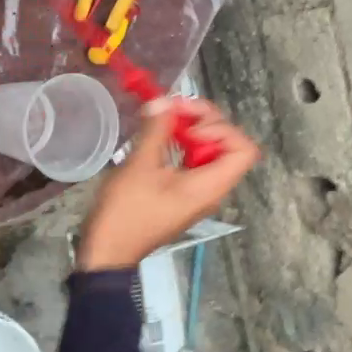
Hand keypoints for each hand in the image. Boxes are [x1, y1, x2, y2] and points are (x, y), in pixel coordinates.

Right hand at [77, 97, 259, 271]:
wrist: (108, 249)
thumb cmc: (127, 211)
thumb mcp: (140, 166)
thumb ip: (156, 131)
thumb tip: (163, 101)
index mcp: (211, 186)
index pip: (243, 149)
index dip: (221, 128)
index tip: (187, 123)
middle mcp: (212, 190)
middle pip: (228, 147)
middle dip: (203, 122)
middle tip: (173, 110)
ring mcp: (197, 195)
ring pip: (210, 154)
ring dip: (191, 133)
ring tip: (164, 119)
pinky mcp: (181, 197)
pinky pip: (193, 165)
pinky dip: (181, 147)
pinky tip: (157, 139)